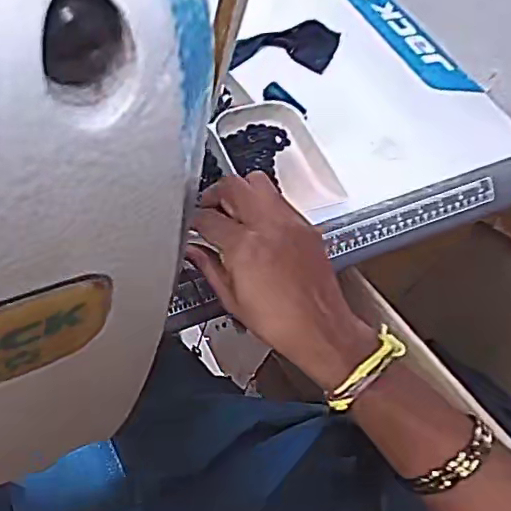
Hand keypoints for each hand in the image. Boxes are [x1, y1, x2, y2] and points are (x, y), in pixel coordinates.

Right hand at [187, 173, 376, 389]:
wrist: (318, 328)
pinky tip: (257, 225)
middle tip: (207, 208)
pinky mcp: (306, 226)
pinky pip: (279, 200)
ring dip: (240, 192)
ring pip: (259, 182)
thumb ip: (209, 268)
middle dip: (214, 194)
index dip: (193, 221)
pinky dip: (263, 204)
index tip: (192, 226)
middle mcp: (269, 226)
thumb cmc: (281, 323)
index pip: (208, 217)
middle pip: (233, 185)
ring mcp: (290, 223)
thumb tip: (195, 252)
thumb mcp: (231, 300)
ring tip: (232, 211)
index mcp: (245, 246)